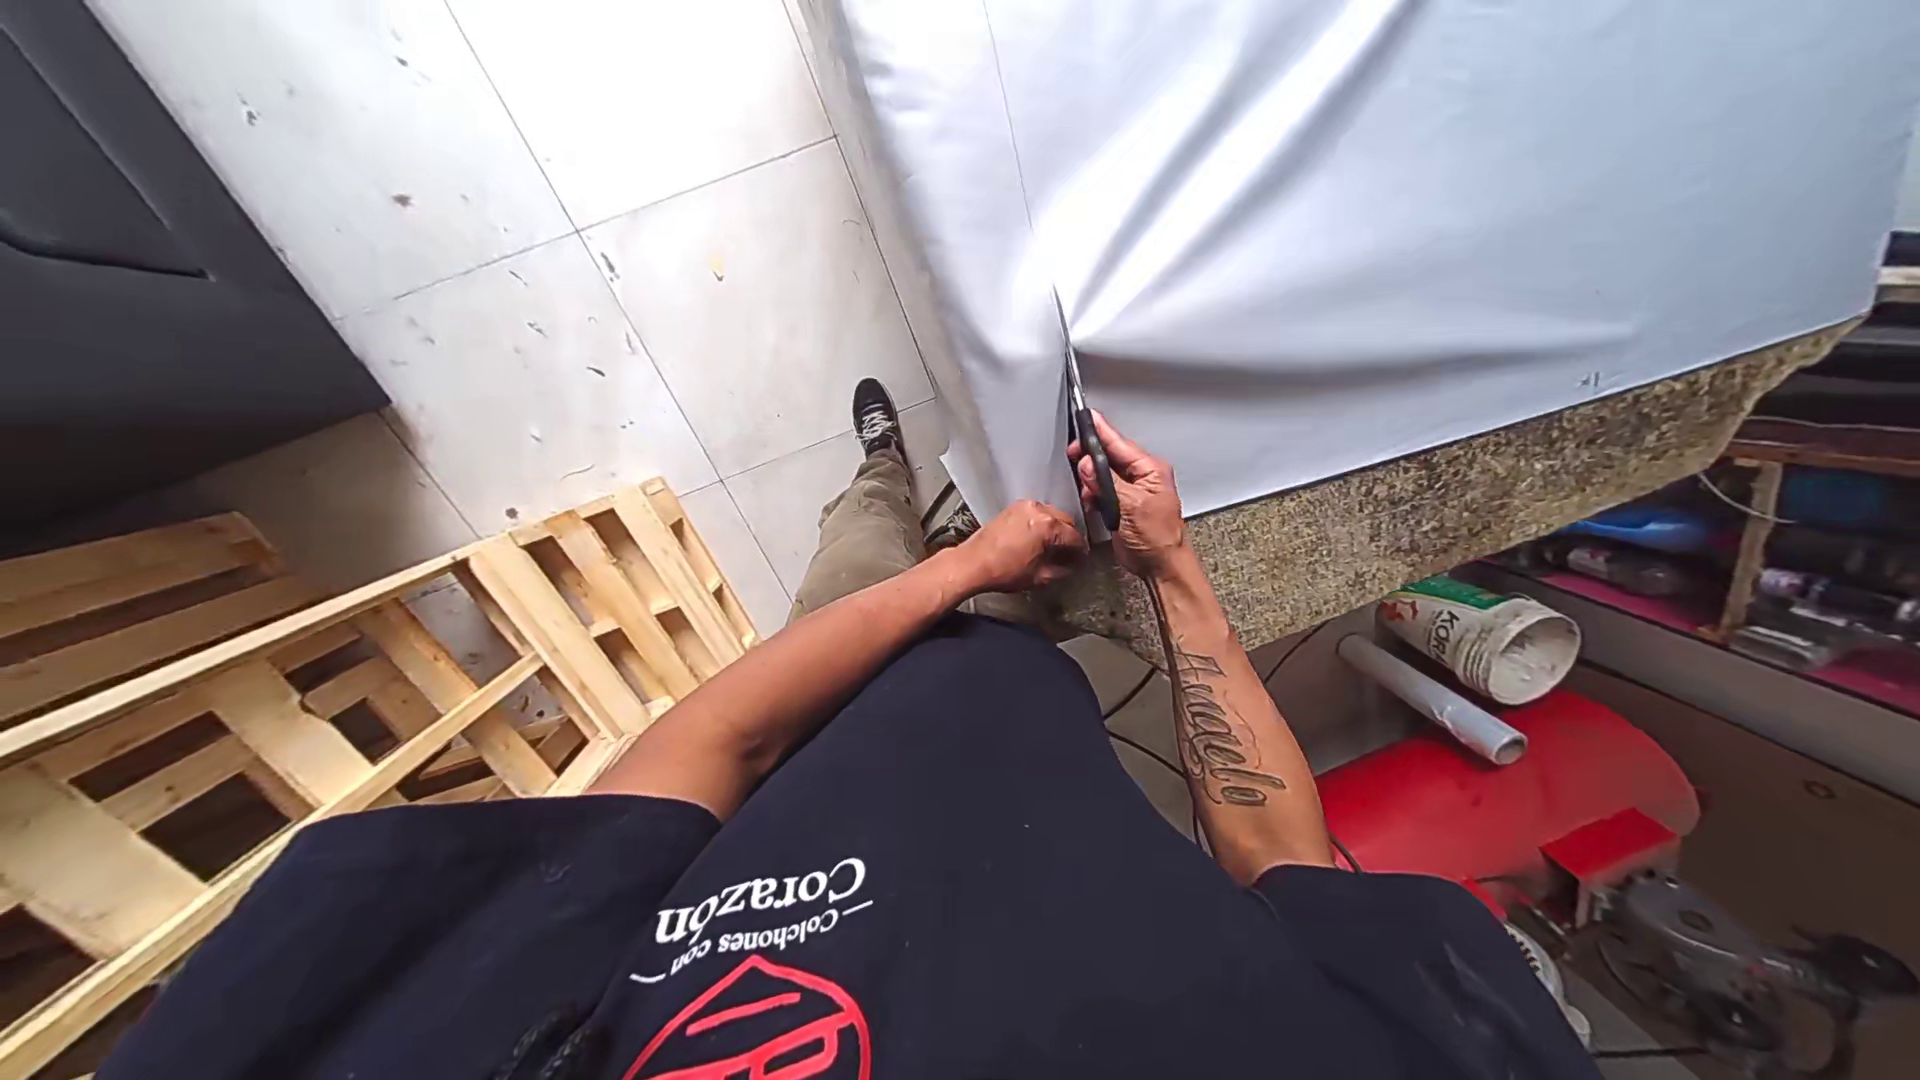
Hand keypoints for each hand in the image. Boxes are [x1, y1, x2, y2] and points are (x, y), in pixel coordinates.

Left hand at [955, 500, 1087, 593]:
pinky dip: (1040, 523)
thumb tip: (1072, 565)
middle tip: (1069, 554)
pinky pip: (1035, 513)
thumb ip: (1063, 569)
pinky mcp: (1012, 508)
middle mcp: (1038, 510)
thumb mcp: (1040, 576)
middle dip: (1069, 537)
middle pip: (1065, 521)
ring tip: (1053, 547)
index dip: (1080, 551)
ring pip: (1051, 514)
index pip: (1075, 537)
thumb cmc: (1003, 570)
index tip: (1080, 559)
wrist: (973, 563)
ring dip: (1055, 528)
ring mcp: (1024, 506)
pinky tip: (1037, 538)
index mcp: (1048, 526)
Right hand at [1067, 410, 1186, 578]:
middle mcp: (1142, 477)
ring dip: (1090, 479)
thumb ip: (1106, 482)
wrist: (1160, 565)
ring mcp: (1132, 490)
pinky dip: (1093, 492)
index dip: (1101, 431)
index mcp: (1151, 470)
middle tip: (1074, 455)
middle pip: (1109, 456)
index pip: (1120, 443)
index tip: (1087, 417)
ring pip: (1103, 473)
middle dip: (1090, 458)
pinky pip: (1102, 489)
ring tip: (1087, 488)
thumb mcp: (1130, 506)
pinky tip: (1091, 499)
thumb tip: (1087, 464)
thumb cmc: (1157, 539)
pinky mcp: (1123, 504)